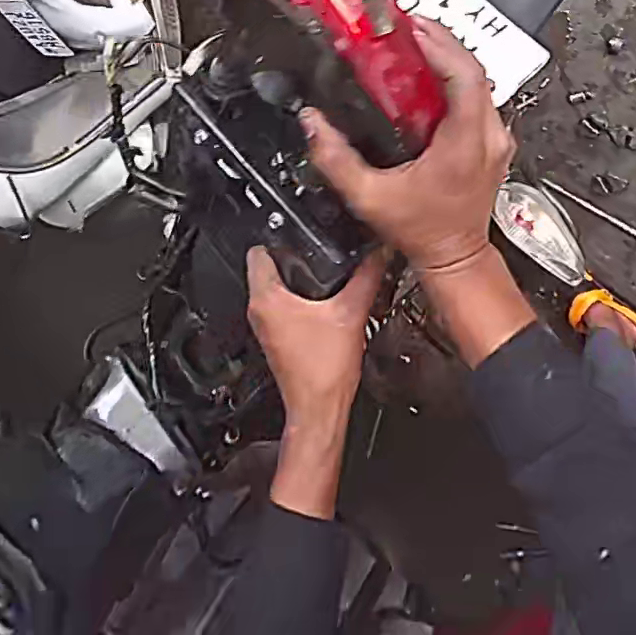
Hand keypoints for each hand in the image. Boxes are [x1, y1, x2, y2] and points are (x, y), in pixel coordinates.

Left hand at [246, 246, 385, 518]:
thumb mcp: (350, 313)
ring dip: (296, 275)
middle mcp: (259, 311)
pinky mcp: (277, 337)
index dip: (276, 233)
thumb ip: (366, 277)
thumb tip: (378, 254)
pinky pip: (281, 304)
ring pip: (275, 286)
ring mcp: (267, 326)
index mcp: (267, 299)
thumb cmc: (323, 372)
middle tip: (314, 243)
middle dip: (291, 252)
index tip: (294, 224)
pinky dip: (298, 295)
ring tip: (321, 266)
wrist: (320, 411)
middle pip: (267, 265)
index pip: (257, 250)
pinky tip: (321, 297)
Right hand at [300, 17, 514, 274]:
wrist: (455, 256)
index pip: (464, 78)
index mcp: (463, 145)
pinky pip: (480, 97)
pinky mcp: (494, 142)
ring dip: (450, 57)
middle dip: (442, 42)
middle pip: (475, 71)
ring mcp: (496, 139)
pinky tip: (432, 76)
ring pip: (480, 81)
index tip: (415, 30)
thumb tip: (313, 124)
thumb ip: (335, 159)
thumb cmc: (423, 231)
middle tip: (409, 27)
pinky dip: (456, 78)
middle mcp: (488, 138)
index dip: (440, 47)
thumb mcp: (369, 197)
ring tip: (418, 44)